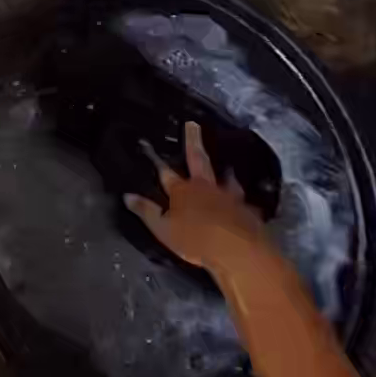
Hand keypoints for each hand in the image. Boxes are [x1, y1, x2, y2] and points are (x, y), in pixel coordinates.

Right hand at [125, 121, 277, 272]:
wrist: (239, 252)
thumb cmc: (196, 241)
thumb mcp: (163, 229)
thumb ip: (146, 211)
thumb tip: (127, 195)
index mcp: (182, 191)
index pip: (166, 172)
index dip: (158, 161)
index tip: (149, 144)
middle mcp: (205, 188)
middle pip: (198, 159)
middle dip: (193, 140)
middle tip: (193, 124)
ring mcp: (229, 198)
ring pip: (226, 180)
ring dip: (225, 173)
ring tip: (227, 168)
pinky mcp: (248, 213)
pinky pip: (244, 203)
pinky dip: (243, 202)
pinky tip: (246, 205)